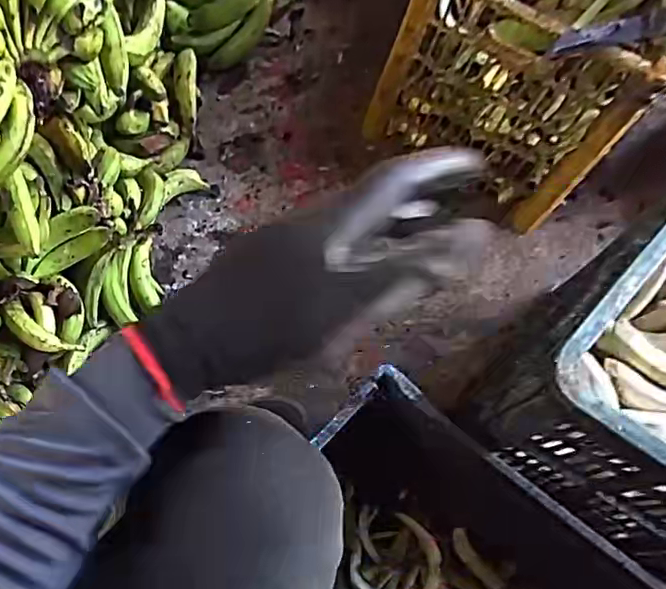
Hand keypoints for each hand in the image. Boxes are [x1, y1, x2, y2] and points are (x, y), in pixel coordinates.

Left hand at [134, 149, 490, 400]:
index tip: (475, 165)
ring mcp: (278, 243)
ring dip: (379, 230)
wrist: (190, 345)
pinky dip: (348, 254)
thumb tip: (474, 239)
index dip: (439, 168)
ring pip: (342, 227)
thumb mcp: (348, 307)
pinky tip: (347, 277)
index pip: (395, 179)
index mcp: (332, 225)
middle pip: (368, 201)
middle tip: (447, 211)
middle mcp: (306, 223)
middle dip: (413, 203)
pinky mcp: (259, 266)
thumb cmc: (271, 329)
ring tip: (409, 241)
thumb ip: (410, 273)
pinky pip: (319, 248)